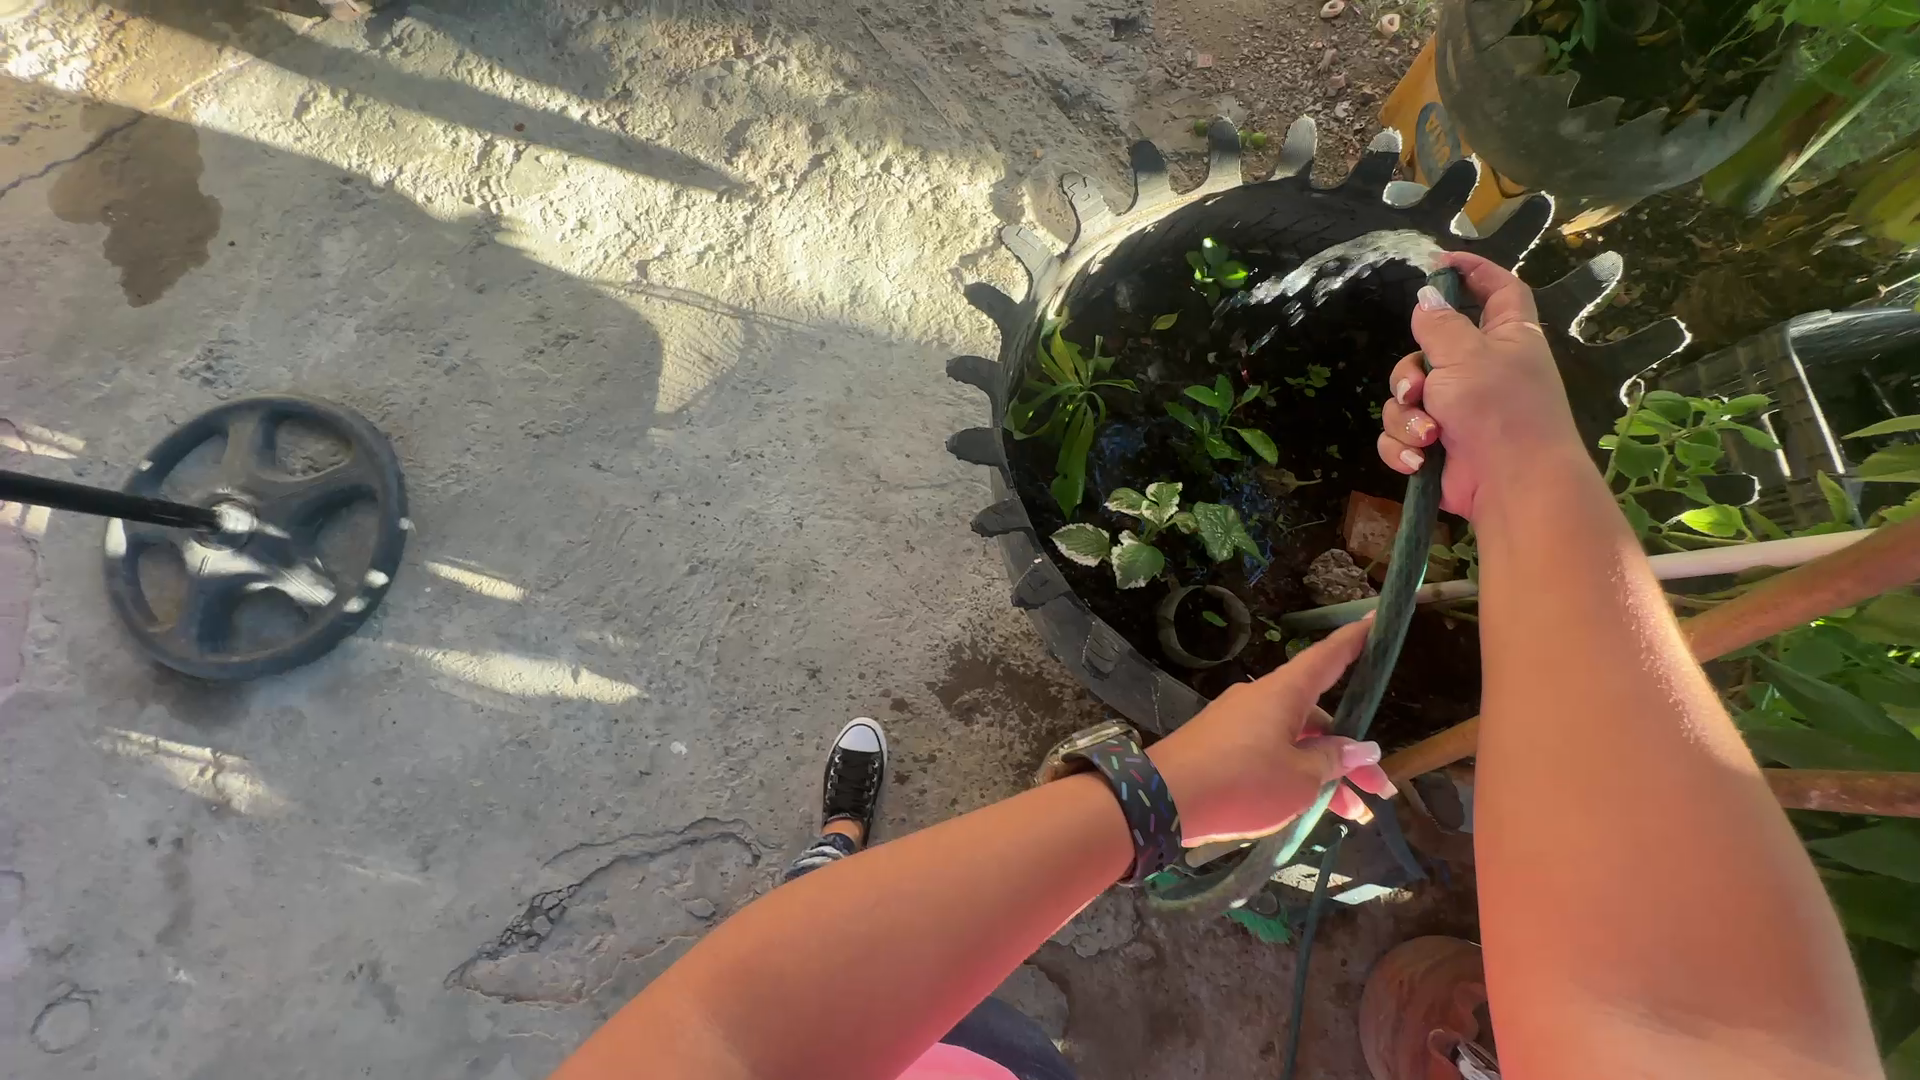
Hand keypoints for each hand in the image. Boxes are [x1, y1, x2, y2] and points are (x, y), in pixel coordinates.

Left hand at [1146, 618, 1395, 843]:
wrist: (1163, 799)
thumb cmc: (1241, 782)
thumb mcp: (1299, 778)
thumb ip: (1331, 761)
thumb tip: (1357, 747)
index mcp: (1281, 693)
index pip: (1325, 658)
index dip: (1353, 641)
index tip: (1375, 620)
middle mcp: (1259, 700)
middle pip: (1316, 716)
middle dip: (1350, 753)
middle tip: (1380, 790)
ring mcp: (1238, 722)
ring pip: (1295, 741)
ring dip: (1324, 773)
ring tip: (1354, 815)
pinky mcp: (1221, 745)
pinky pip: (1269, 753)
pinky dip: (1294, 775)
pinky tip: (1312, 809)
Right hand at [1376, 251, 1583, 519]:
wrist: (1509, 484)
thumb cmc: (1500, 410)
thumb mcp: (1466, 357)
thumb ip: (1440, 325)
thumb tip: (1426, 296)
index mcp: (1503, 338)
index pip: (1496, 290)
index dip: (1473, 272)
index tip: (1439, 264)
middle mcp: (1479, 370)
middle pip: (1424, 353)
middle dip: (1408, 377)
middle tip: (1418, 393)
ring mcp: (1455, 409)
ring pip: (1403, 400)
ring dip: (1406, 419)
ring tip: (1428, 436)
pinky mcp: (1435, 445)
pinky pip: (1399, 435)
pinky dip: (1402, 448)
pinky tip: (1418, 460)